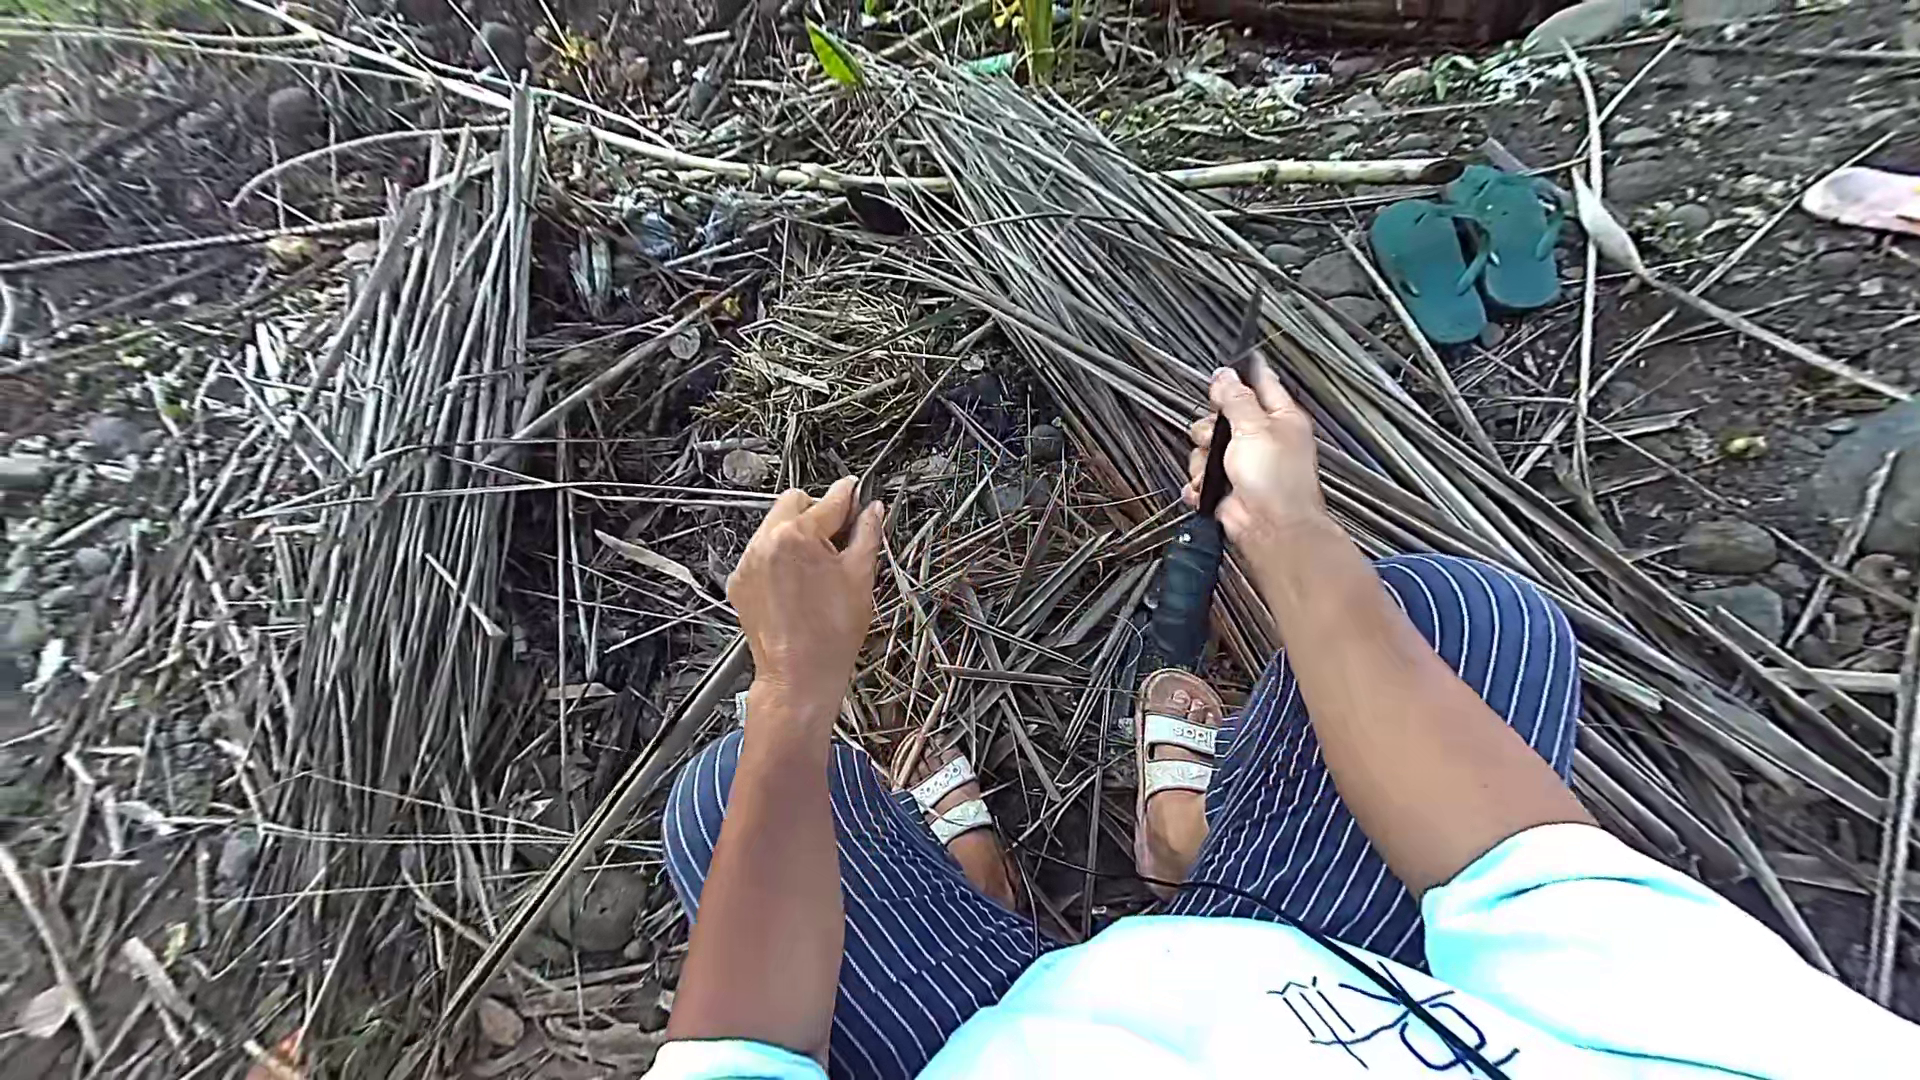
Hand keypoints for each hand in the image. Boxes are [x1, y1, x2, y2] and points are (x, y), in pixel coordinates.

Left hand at [730, 476, 885, 712]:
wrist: (799, 675)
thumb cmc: (829, 635)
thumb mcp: (860, 577)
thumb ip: (867, 534)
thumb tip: (873, 510)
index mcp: (797, 536)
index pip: (830, 499)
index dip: (850, 495)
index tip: (857, 492)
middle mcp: (765, 542)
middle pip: (795, 502)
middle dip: (819, 512)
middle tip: (840, 538)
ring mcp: (749, 562)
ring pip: (776, 525)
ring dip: (798, 533)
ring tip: (819, 567)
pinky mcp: (740, 581)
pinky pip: (762, 551)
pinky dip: (781, 556)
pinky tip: (800, 582)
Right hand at [1183, 363, 1327, 543]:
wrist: (1269, 526)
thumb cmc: (1277, 480)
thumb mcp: (1254, 427)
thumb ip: (1235, 399)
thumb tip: (1224, 376)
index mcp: (1279, 419)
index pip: (1261, 384)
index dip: (1243, 374)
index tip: (1229, 367)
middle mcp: (1260, 440)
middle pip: (1221, 419)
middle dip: (1209, 429)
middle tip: (1213, 436)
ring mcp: (1242, 464)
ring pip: (1204, 449)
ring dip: (1201, 462)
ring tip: (1212, 472)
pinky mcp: (1225, 486)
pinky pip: (1199, 476)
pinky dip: (1198, 484)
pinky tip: (1206, 487)